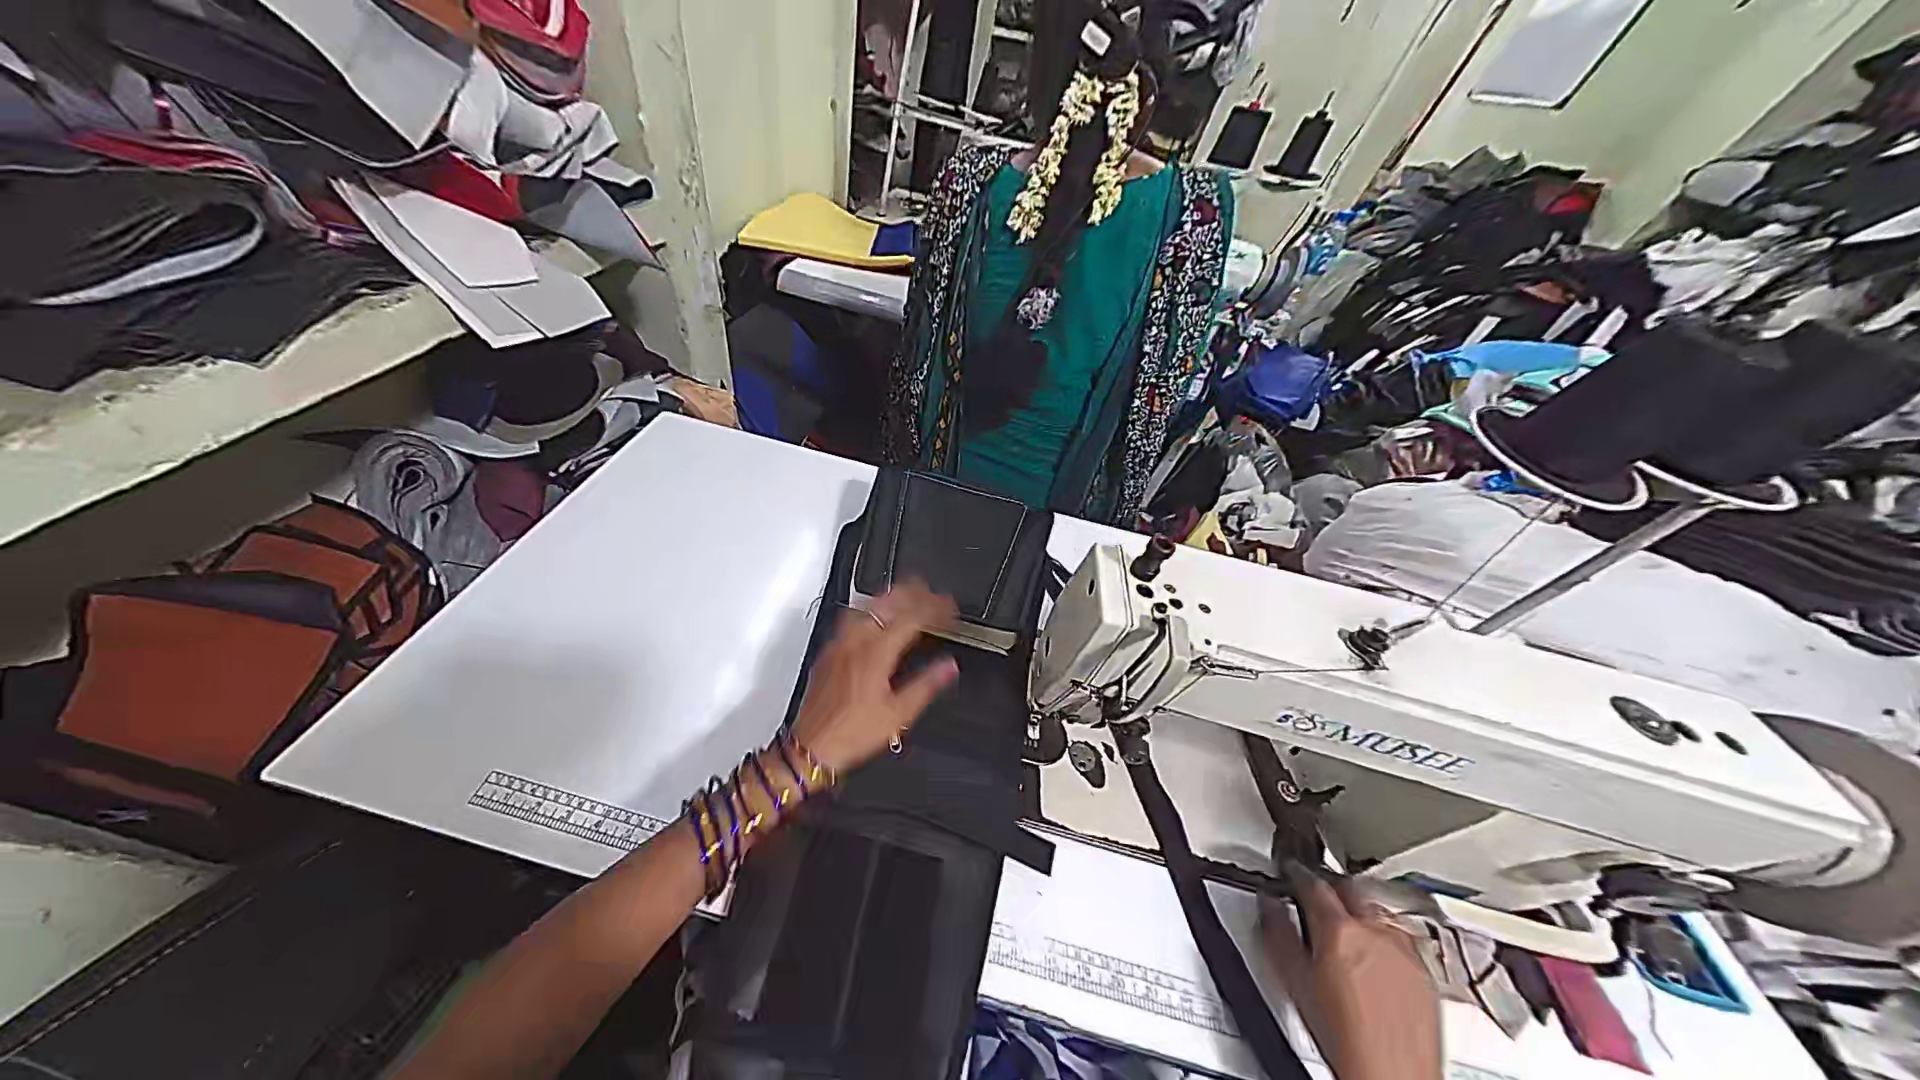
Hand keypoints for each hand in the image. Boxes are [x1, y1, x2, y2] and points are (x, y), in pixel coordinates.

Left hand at [790, 581, 959, 773]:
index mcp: (875, 655)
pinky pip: (850, 618)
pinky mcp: (829, 652)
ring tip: (906, 596)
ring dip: (889, 597)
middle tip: (931, 593)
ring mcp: (839, 645)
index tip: (949, 609)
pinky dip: (869, 610)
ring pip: (865, 606)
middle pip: (886, 602)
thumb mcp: (899, 714)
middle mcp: (854, 643)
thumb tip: (949, 667)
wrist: (812, 746)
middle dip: (912, 592)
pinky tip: (875, 617)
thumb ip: (926, 684)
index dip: (934, 609)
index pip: (911, 618)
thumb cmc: (850, 734)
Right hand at [1262, 864, 1441, 1079]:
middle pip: (1349, 887)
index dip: (1296, 873)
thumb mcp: (1294, 981)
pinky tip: (1374, 954)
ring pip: (1376, 910)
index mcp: (1338, 929)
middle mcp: (1375, 931)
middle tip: (1315, 892)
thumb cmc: (1345, 1038)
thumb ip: (1277, 933)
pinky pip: (1401, 936)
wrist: (1392, 1077)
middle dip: (1330, 884)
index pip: (1312, 883)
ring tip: (1345, 926)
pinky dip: (1383, 935)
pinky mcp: (1425, 972)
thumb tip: (1268, 904)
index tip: (1289, 871)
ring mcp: (1404, 950)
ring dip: (1357, 909)